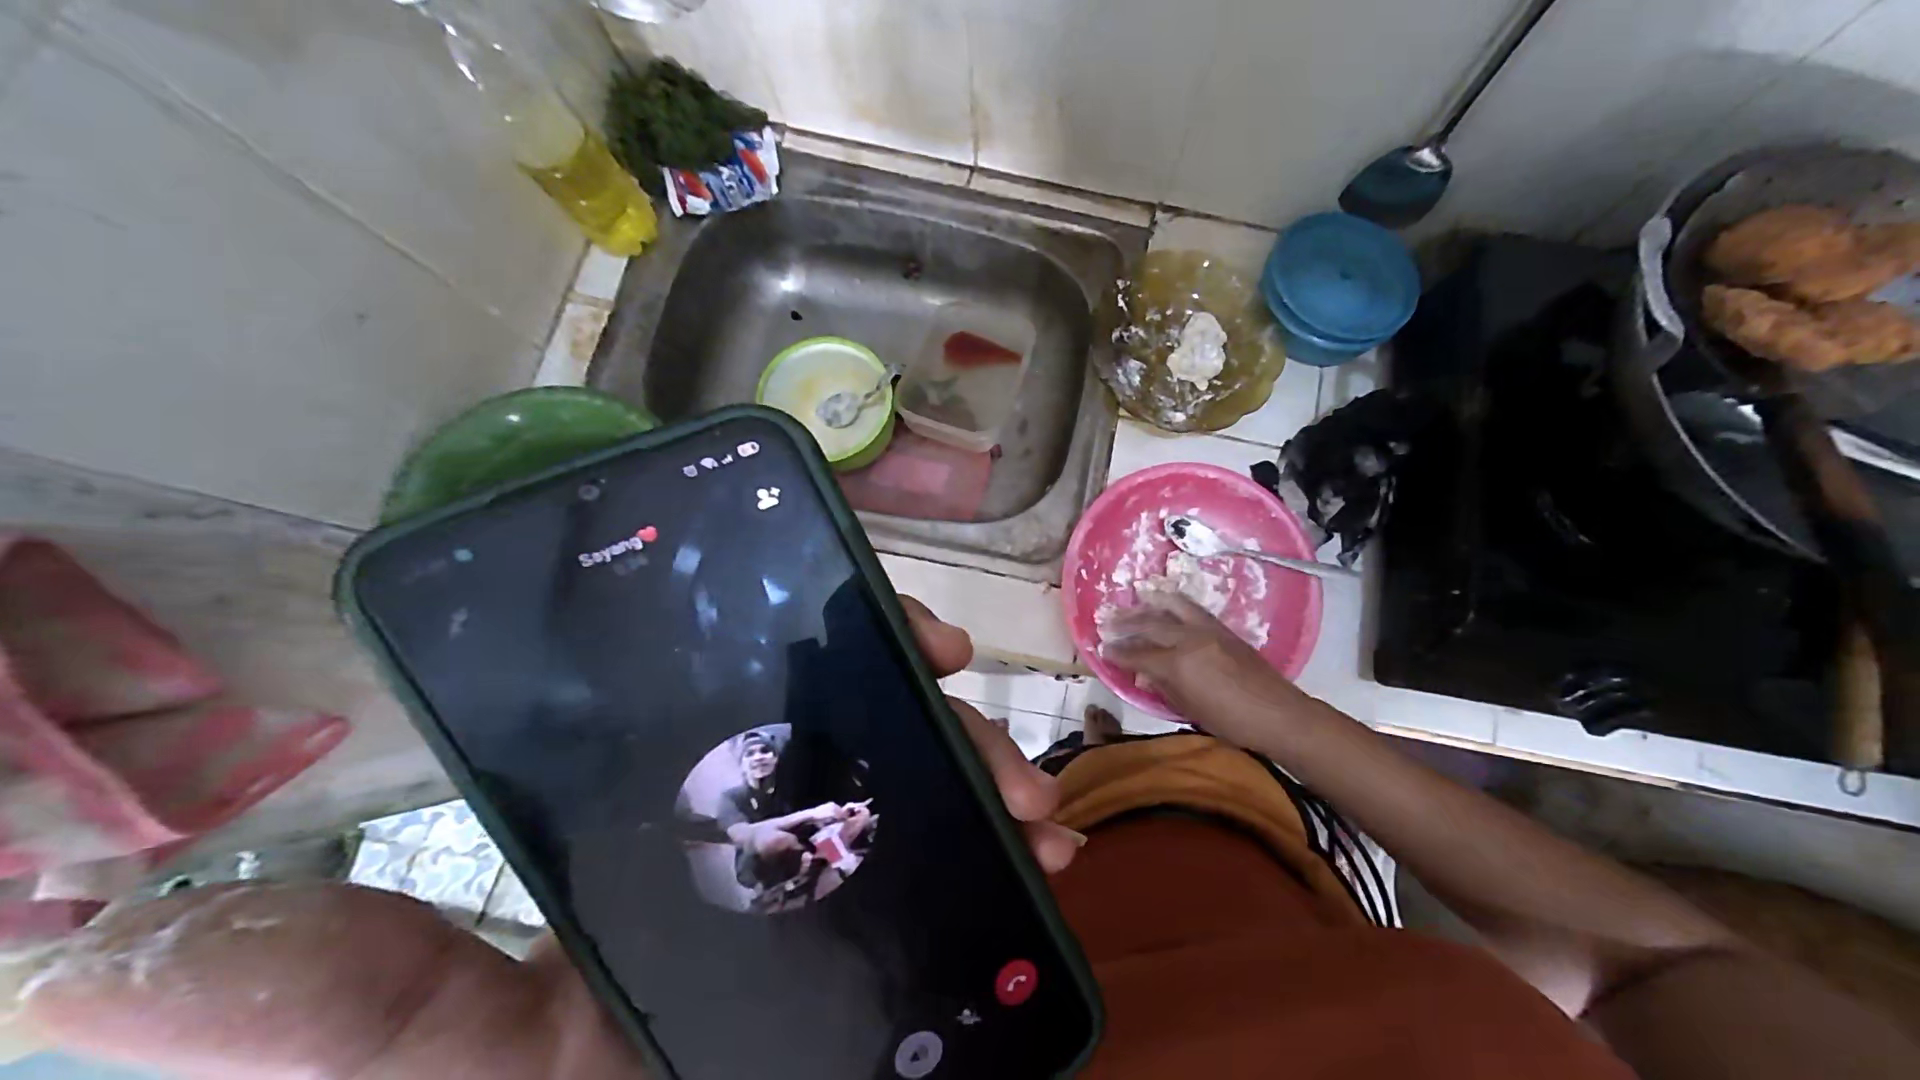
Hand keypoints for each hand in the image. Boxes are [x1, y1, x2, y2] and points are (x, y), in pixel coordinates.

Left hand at [18, 597, 1077, 1079]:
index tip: (881, 622)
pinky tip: (1050, 861)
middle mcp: (757, 834)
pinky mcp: (888, 966)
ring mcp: (832, 898)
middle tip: (957, 671)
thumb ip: (263, 968)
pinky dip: (1010, 865)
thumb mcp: (367, 1040)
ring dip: (985, 775)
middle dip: (926, 696)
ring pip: (927, 799)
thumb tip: (73, 884)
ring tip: (1034, 800)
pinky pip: (964, 888)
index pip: (754, 694)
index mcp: (665, 817)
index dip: (821, 639)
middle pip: (861, 732)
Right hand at [1098, 590, 1308, 748]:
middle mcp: (1189, 640)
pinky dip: (1173, 603)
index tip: (1102, 649)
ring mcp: (1207, 631)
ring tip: (1132, 600)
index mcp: (1178, 665)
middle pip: (1150, 626)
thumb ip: (1164, 687)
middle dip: (1125, 624)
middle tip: (1106, 622)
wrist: (1279, 715)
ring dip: (1148, 605)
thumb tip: (1145, 674)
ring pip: (1171, 609)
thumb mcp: (1190, 709)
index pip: (1138, 654)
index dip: (1118, 652)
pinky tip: (1164, 601)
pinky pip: (1192, 609)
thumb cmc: (1232, 723)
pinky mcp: (1223, 629)